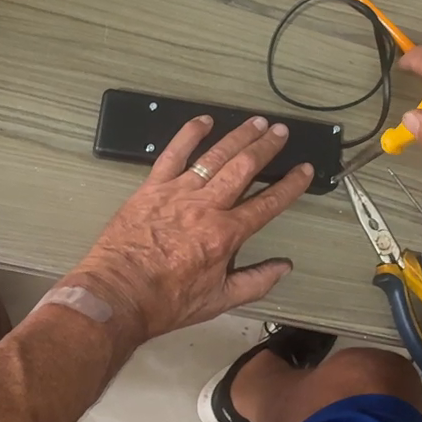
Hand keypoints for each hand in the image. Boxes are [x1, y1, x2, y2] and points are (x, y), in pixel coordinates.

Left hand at [65, 115, 311, 342]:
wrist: (117, 296)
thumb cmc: (166, 301)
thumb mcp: (218, 300)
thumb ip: (256, 282)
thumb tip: (284, 267)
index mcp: (226, 234)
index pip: (268, 203)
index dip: (291, 185)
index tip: (304, 170)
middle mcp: (207, 206)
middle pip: (245, 167)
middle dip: (266, 147)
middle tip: (280, 132)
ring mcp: (179, 192)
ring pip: (215, 155)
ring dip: (238, 136)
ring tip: (256, 122)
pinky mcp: (152, 187)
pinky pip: (173, 153)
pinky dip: (189, 134)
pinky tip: (204, 121)